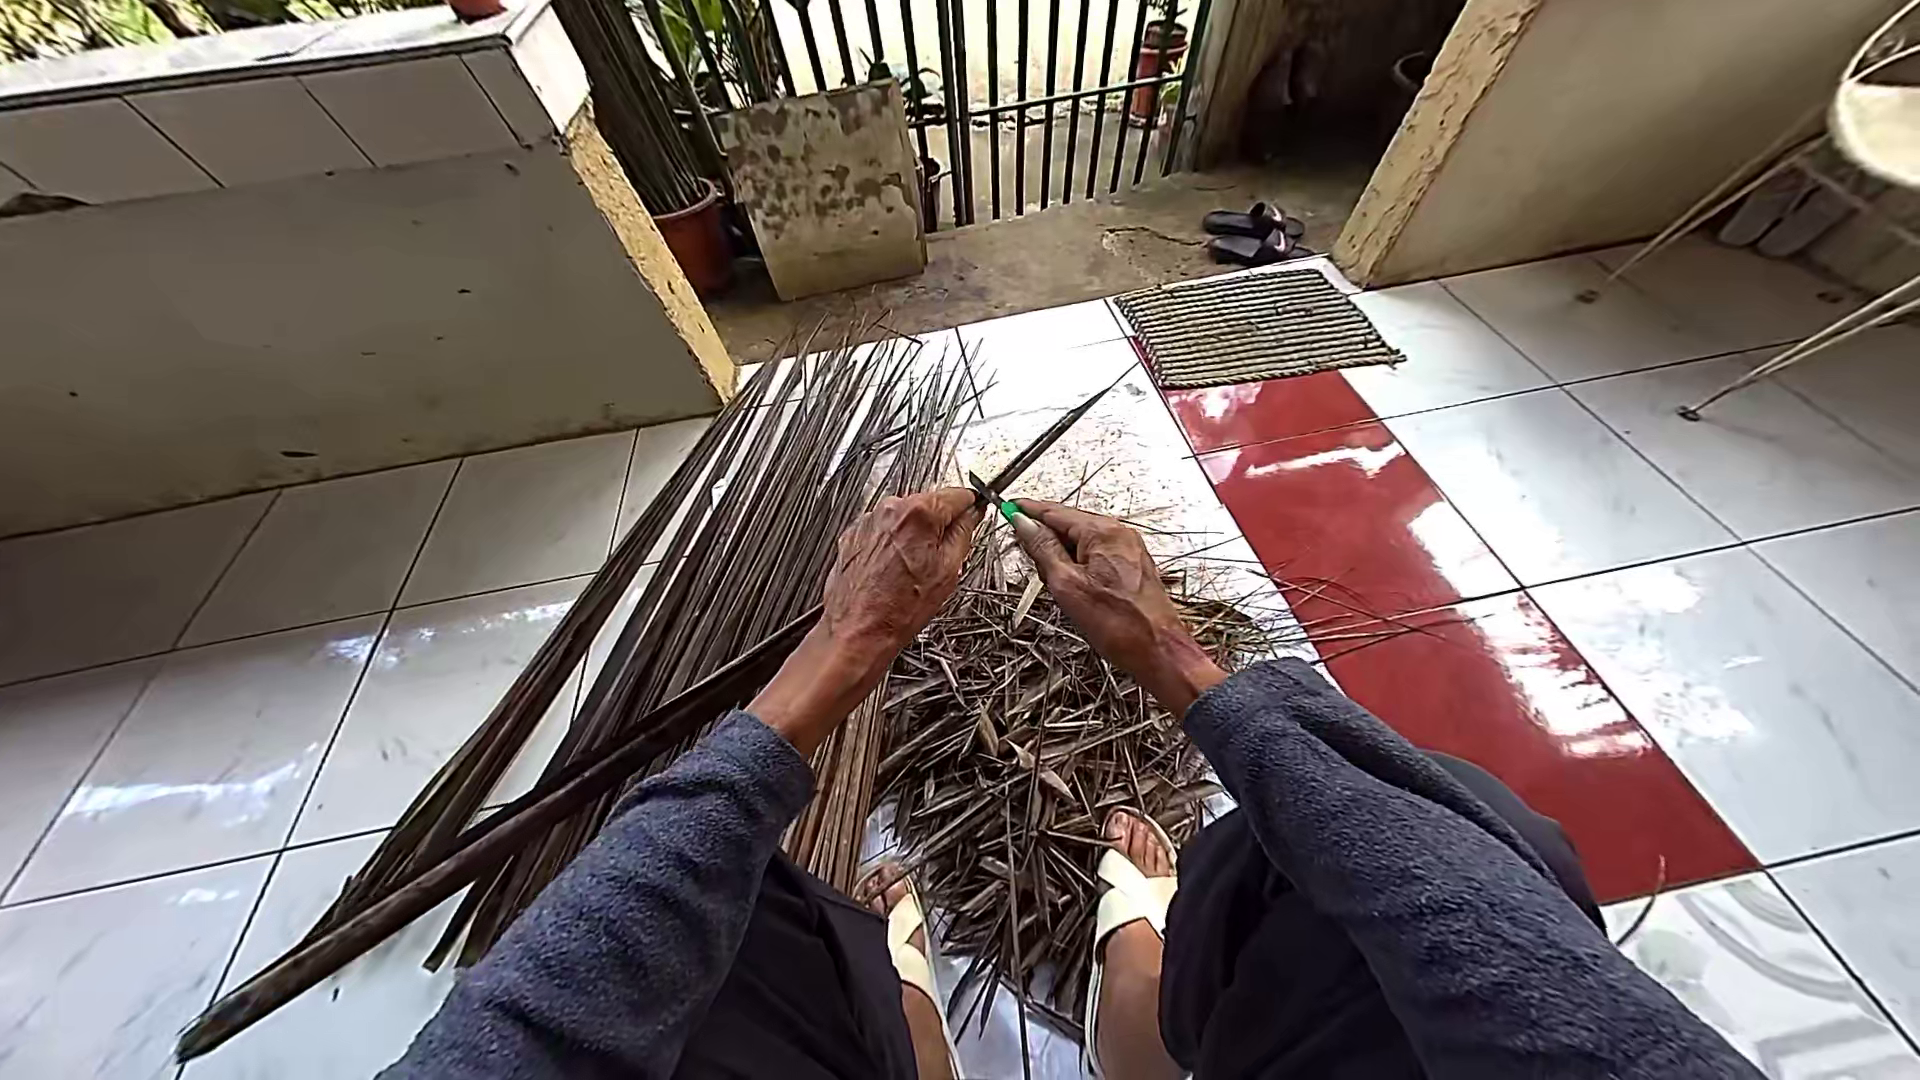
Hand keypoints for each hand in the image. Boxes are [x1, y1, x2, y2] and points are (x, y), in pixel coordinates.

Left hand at [752, 488, 982, 753]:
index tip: (974, 515)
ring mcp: (869, 520)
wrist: (859, 629)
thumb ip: (965, 532)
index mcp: (919, 512)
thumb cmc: (898, 608)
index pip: (958, 494)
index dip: (970, 507)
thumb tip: (972, 514)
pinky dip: (893, 544)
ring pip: (906, 517)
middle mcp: (891, 509)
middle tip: (941, 557)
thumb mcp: (949, 570)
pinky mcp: (855, 534)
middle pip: (930, 504)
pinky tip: (894, 571)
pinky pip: (885, 530)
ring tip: (913, 569)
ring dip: (915, 535)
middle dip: (939, 525)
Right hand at [1009, 499, 1225, 715]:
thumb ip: (1043, 549)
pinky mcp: (1131, 566)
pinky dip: (1077, 562)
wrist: (1158, 651)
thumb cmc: (1120, 625)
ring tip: (1050, 579)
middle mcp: (1119, 534)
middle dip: (1043, 536)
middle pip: (1069, 523)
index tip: (1009, 508)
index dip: (1028, 510)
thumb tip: (1024, 524)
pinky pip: (1096, 553)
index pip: (1055, 511)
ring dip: (1060, 553)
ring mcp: (1128, 549)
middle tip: (1023, 550)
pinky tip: (1070, 583)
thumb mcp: (1066, 584)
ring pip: (1082, 540)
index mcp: (1103, 532)